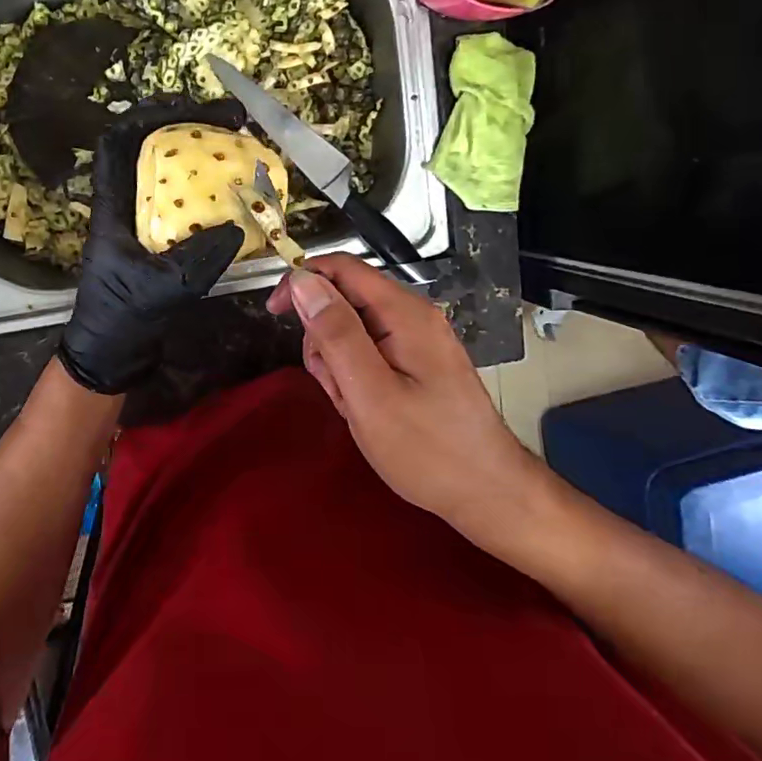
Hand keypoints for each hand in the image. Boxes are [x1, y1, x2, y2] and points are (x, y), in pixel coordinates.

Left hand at [57, 98, 248, 393]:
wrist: (111, 353)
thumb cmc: (120, 318)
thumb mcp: (160, 289)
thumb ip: (197, 258)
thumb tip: (236, 228)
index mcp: (112, 206)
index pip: (119, 142)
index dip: (150, 115)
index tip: (191, 107)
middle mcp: (126, 205)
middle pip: (150, 147)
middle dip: (189, 126)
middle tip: (233, 121)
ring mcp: (143, 222)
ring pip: (170, 172)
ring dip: (203, 155)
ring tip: (240, 146)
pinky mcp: (160, 240)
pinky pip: (187, 203)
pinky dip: (212, 192)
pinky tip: (238, 193)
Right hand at [268, 254, 538, 527]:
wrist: (486, 492)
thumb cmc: (428, 449)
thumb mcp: (370, 393)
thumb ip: (336, 333)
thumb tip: (303, 281)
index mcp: (404, 313)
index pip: (342, 268)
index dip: (302, 282)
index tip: (274, 314)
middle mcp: (413, 316)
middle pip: (344, 300)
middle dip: (323, 339)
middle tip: (336, 387)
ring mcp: (417, 340)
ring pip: (352, 331)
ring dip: (338, 365)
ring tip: (354, 407)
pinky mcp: (417, 363)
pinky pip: (370, 354)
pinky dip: (355, 378)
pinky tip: (365, 409)